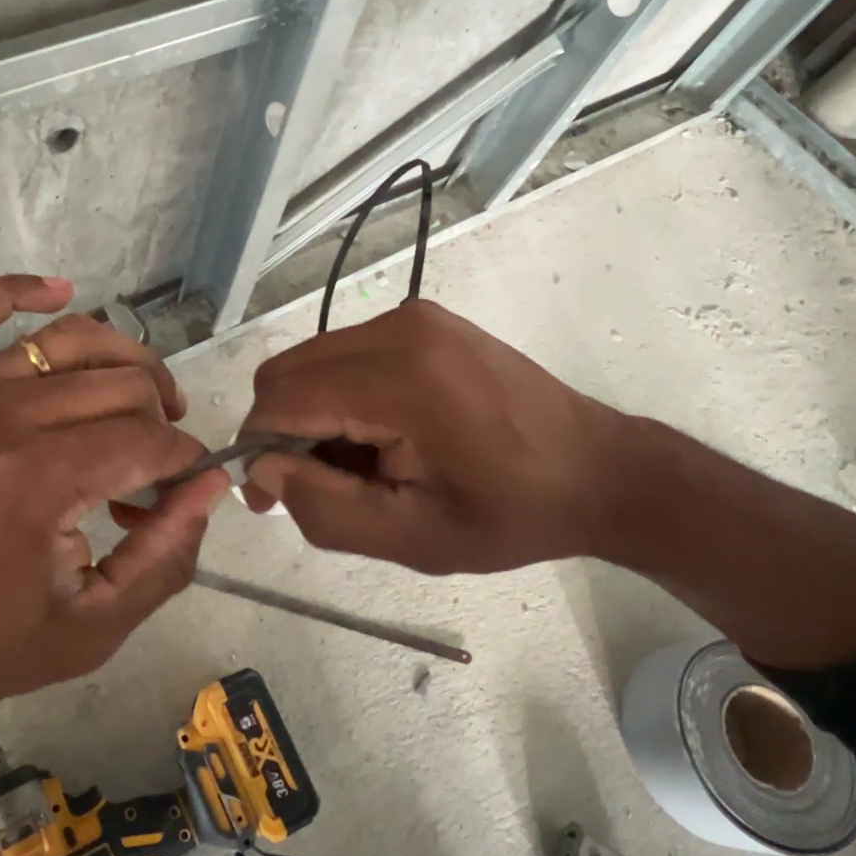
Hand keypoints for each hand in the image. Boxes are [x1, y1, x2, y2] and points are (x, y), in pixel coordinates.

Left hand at [0, 275, 230, 720]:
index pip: (147, 440)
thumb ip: (166, 554)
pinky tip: (58, 292)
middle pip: (120, 386)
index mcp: (41, 482)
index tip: (194, 488)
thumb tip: (211, 484)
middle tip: (159, 473)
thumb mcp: (97, 624)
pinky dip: (12, 292)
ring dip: (123, 360)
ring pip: (70, 339)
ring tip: (144, 400)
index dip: (187, 462)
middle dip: (162, 421)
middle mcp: (3, 420)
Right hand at [237, 299, 636, 574]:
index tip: (270, 501)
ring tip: (358, 464)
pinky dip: (338, 396)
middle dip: (279, 432)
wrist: (598, 470)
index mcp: (402, 381)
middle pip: (285, 372)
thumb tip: (262, 468)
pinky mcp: (421, 319)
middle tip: (313, 485)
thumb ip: (323, 507)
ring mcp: (411, 317)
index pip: (281, 399)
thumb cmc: (511, 515)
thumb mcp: (413, 538)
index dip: (257, 450)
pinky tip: (379, 435)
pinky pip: (344, 353)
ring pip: (310, 361)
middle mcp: (398, 329)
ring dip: (309, 415)